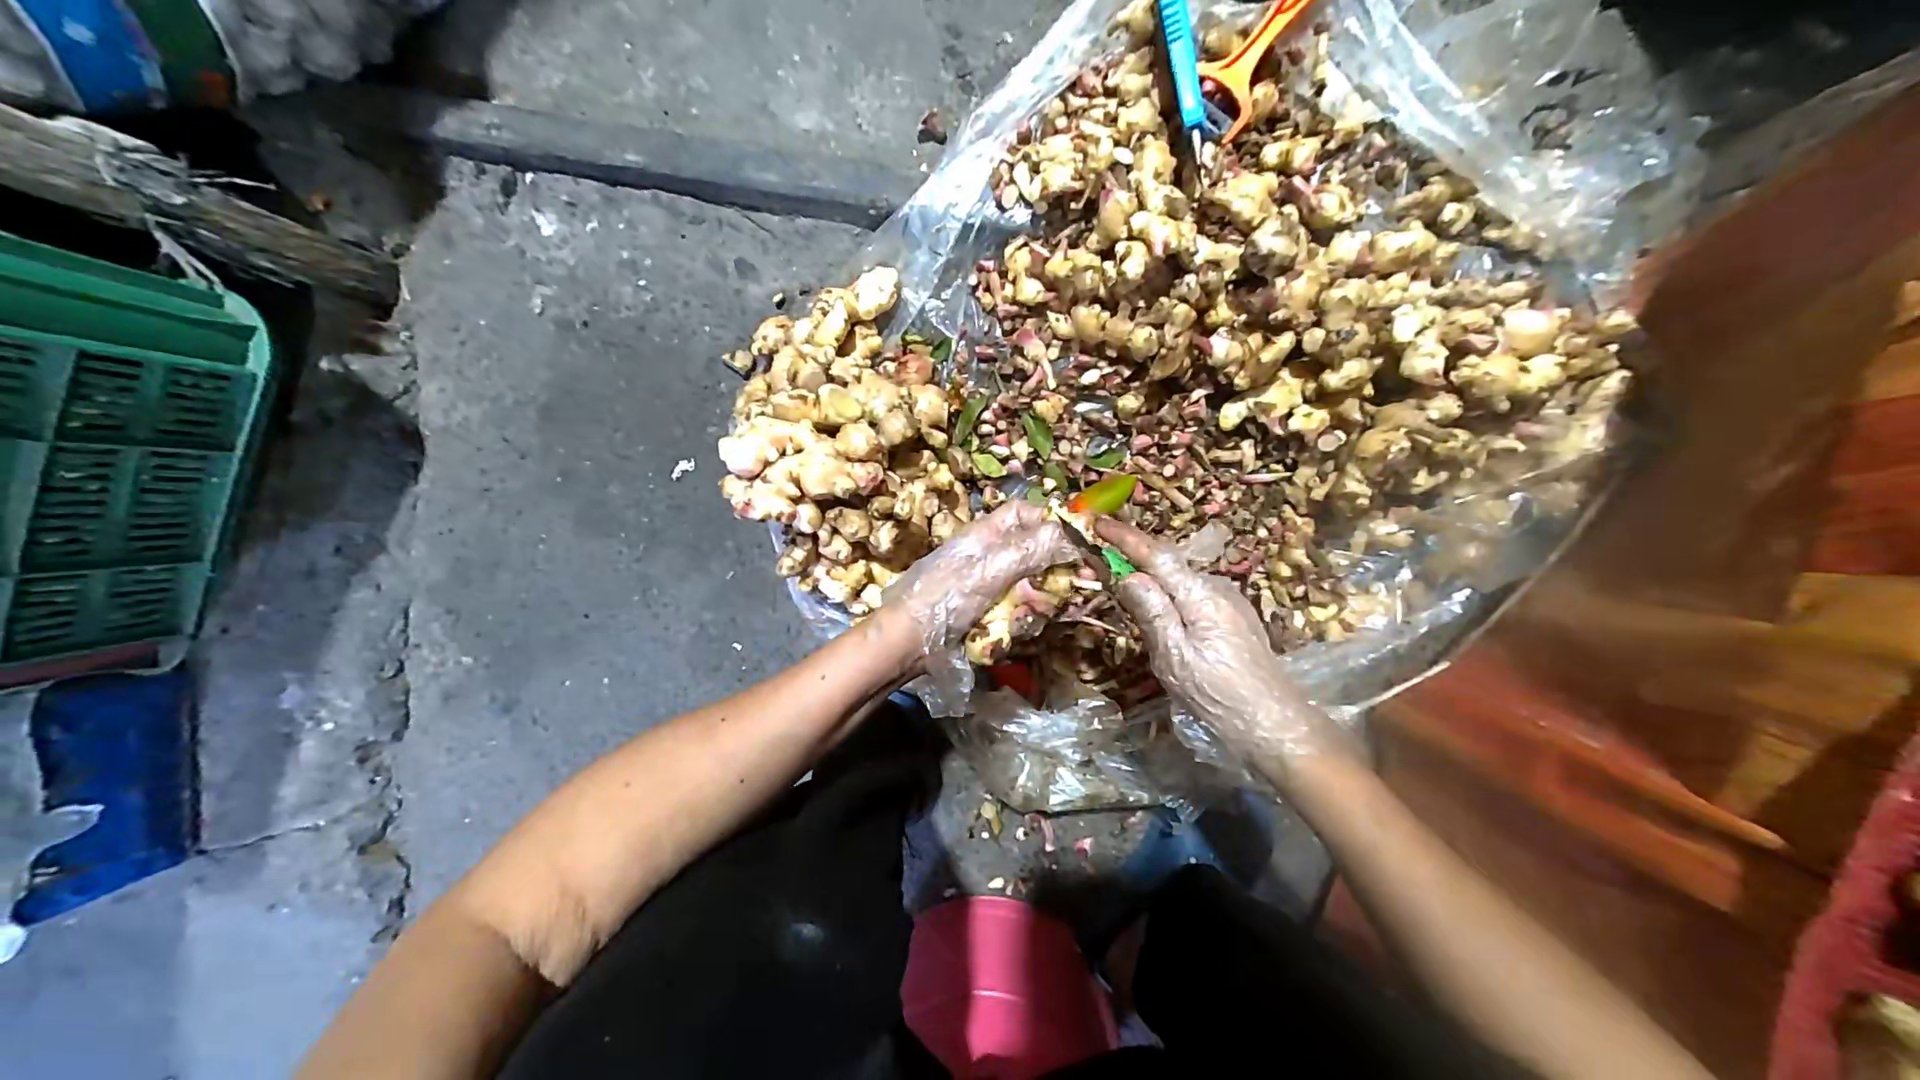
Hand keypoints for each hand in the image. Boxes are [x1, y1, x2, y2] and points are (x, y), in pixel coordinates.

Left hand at [877, 501, 1078, 711]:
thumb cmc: (947, 595)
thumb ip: (1033, 548)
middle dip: (1057, 571)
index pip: (1025, 514)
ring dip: (1040, 600)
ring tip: (1033, 612)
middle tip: (1080, 584)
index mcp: (988, 533)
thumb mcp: (992, 567)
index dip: (1051, 522)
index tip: (1078, 541)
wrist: (911, 641)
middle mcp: (992, 555)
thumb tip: (1072, 532)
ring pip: (1033, 587)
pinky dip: (1023, 620)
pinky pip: (1020, 612)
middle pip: (1037, 554)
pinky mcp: (990, 614)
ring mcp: (991, 587)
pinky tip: (1014, 629)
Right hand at [1096, 518, 1353, 782]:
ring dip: (1149, 577)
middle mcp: (1217, 589)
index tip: (1098, 522)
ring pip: (1179, 580)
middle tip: (1098, 561)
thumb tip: (1129, 575)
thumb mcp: (1175, 658)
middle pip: (1168, 563)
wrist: (1273, 723)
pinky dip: (1166, 593)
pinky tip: (1156, 609)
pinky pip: (1190, 594)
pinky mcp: (1232, 618)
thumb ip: (1152, 613)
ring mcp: (1228, 602)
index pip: (1157, 555)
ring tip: (1120, 585)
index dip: (1125, 538)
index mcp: (1201, 596)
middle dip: (1132, 557)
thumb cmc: (1219, 695)